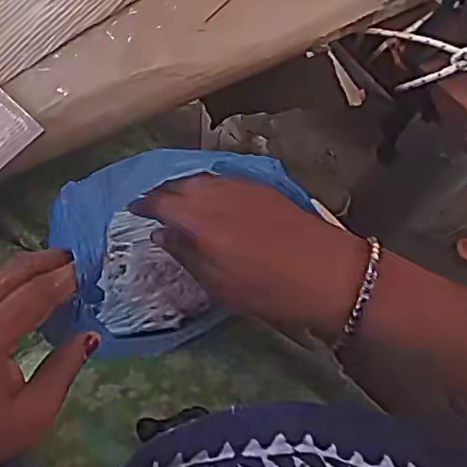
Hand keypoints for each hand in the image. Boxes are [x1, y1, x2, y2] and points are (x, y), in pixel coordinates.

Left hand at [0, 251, 97, 466]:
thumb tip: (88, 335)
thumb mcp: (34, 413)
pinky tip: (22, 286)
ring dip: (24, 267)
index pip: (35, 294)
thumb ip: (63, 368)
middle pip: (12, 273)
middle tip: (76, 257)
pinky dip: (4, 277)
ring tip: (55, 267)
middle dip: (46, 262)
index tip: (89, 269)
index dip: (64, 280)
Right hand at [134, 175, 368, 334]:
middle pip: (176, 185)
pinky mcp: (260, 186)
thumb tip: (160, 233)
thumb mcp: (218, 285)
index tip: (133, 210)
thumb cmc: (269, 289)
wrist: (332, 274)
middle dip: (160, 193)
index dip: (142, 205)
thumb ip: (184, 254)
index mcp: (196, 219)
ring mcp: (238, 186)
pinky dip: (206, 185)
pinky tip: (211, 198)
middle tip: (153, 205)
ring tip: (179, 200)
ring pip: (198, 178)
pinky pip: (221, 179)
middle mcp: (212, 194)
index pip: (158, 202)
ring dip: (182, 187)